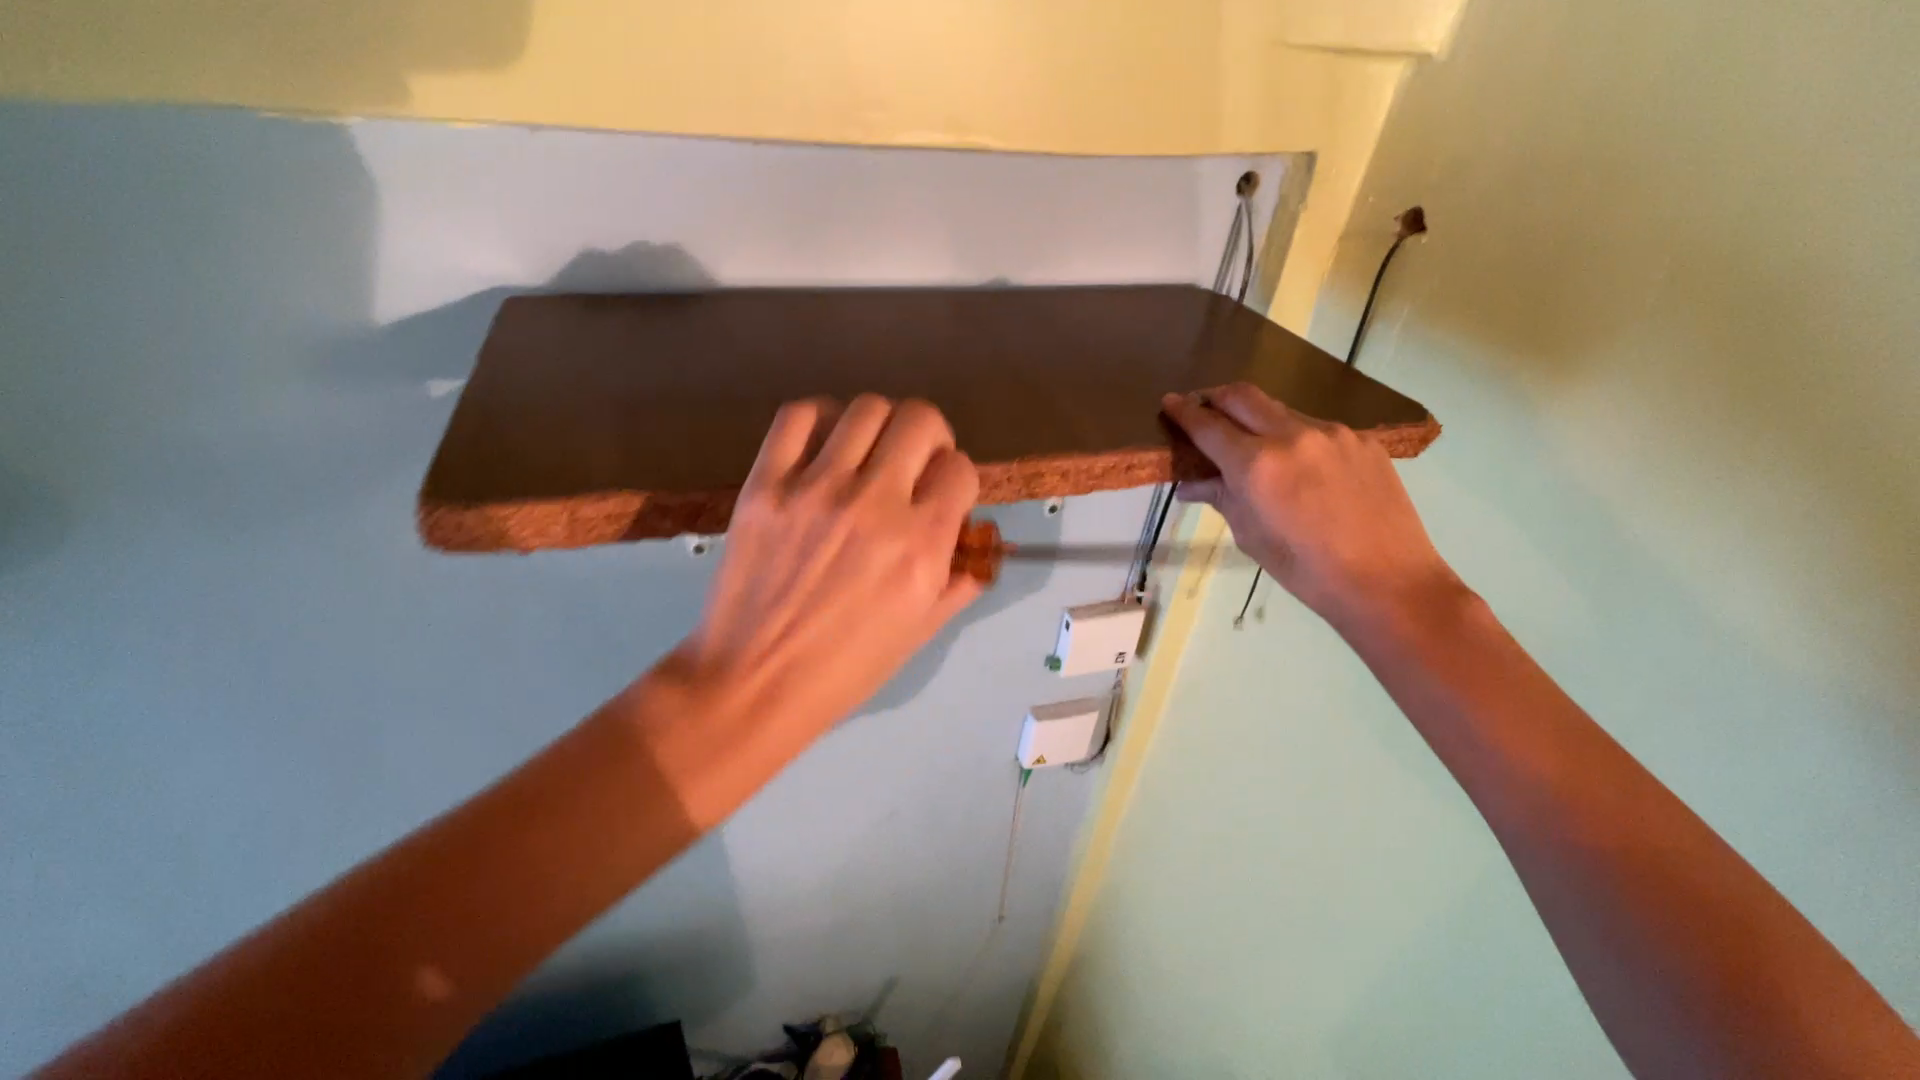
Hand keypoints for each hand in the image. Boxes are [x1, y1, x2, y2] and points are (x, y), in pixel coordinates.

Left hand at [667, 395, 981, 744]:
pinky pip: (798, 416)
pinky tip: (823, 446)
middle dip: (930, 437)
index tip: (941, 496)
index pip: (960, 469)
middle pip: (920, 420)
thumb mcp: (920, 632)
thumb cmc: (845, 669)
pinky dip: (820, 418)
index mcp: (921, 545)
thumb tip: (979, 544)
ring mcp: (815, 489)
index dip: (957, 480)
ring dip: (879, 426)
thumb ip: (959, 581)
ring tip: (867, 454)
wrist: (754, 683)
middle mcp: (874, 505)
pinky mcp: (765, 485)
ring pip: (866, 408)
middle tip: (912, 464)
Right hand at [1161, 383, 1460, 628]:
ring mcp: (1332, 433)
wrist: (1388, 581)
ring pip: (1282, 411)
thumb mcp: (1252, 537)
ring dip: (1258, 419)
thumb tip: (1192, 483)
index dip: (1183, 412)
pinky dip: (1297, 439)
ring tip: (1253, 444)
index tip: (1169, 403)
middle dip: (1216, 397)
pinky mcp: (1363, 440)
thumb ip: (1222, 498)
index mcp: (1256, 465)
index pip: (1208, 425)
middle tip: (1202, 408)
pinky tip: (1302, 469)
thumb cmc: (1307, 571)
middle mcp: (1292, 435)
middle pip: (1243, 396)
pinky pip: (1317, 429)